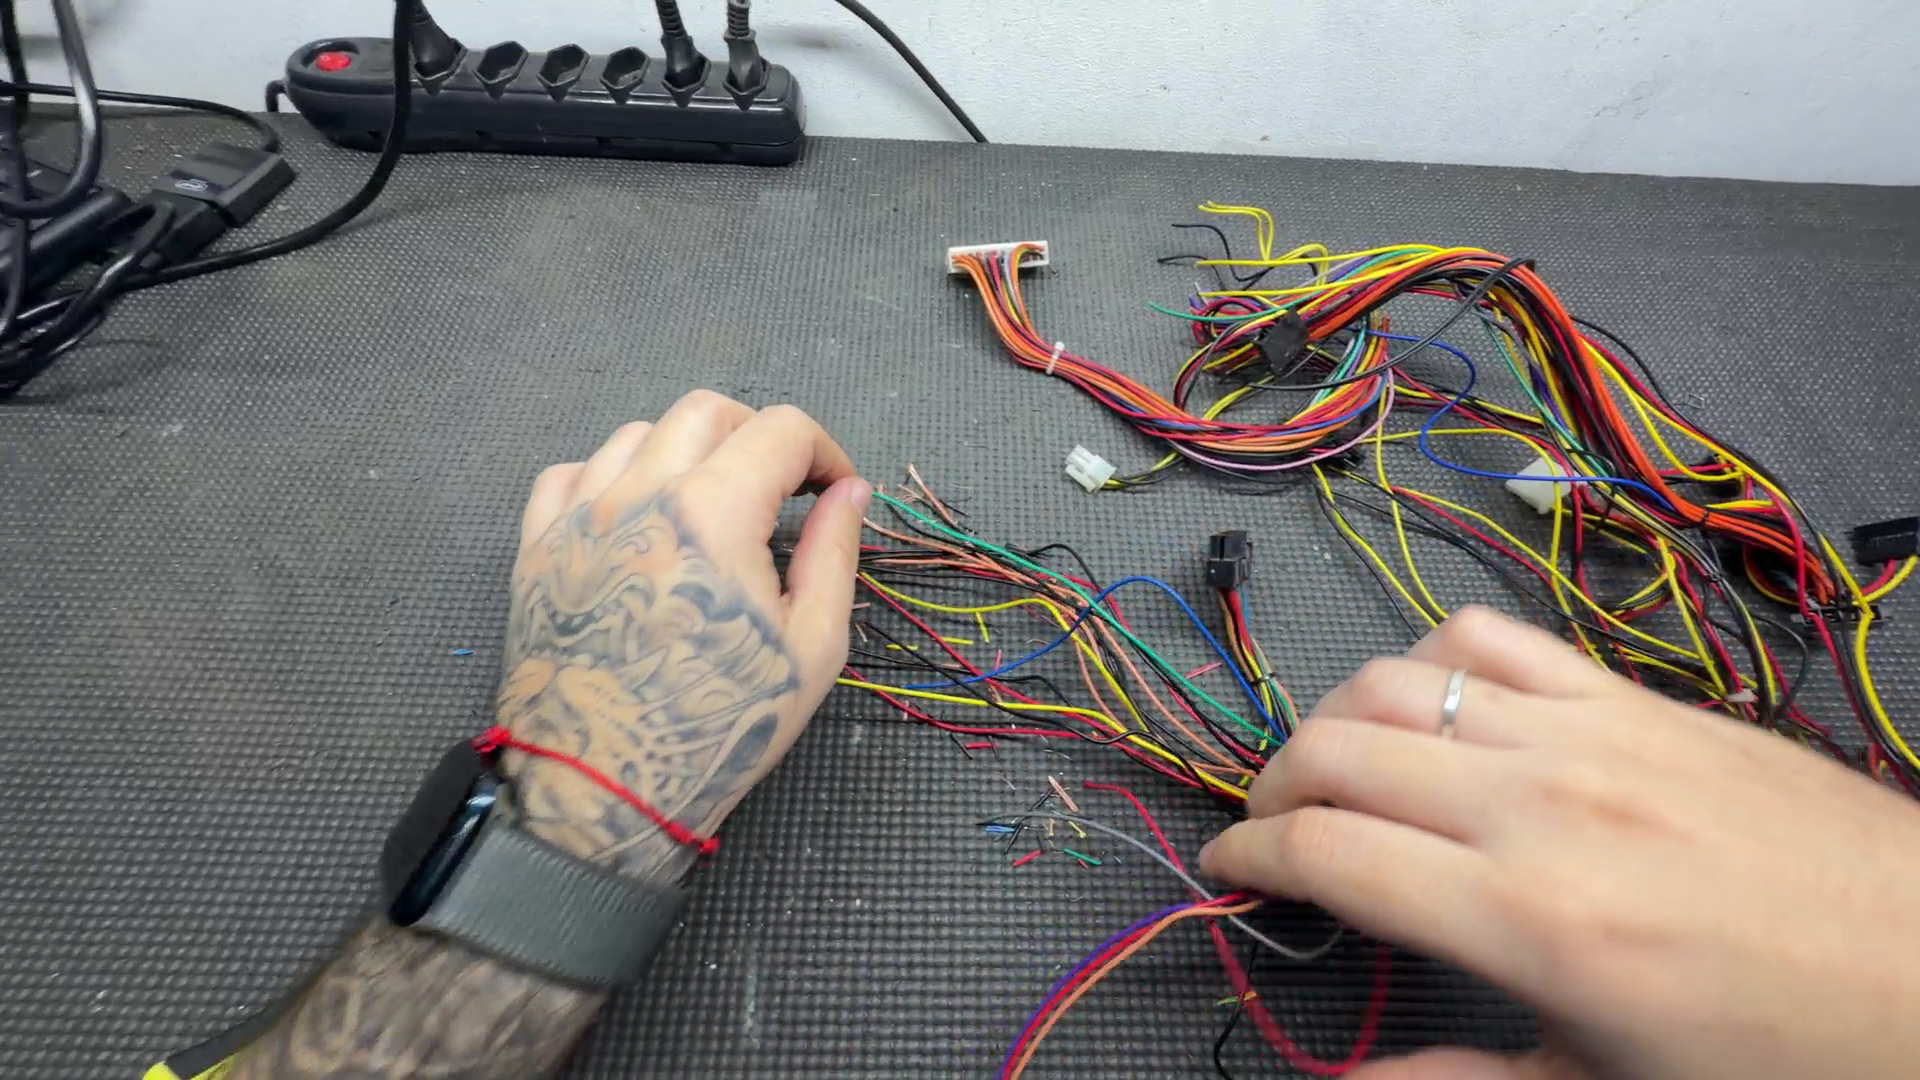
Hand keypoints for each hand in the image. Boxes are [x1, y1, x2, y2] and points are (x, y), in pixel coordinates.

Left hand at [496, 390, 870, 882]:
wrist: (607, 787)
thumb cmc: (724, 720)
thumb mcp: (814, 642)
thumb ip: (835, 551)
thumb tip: (851, 491)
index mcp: (715, 511)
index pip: (782, 430)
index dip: (826, 451)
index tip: (837, 492)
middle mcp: (642, 492)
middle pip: (709, 410)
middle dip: (761, 436)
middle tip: (784, 489)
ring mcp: (580, 516)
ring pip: (640, 432)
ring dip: (693, 451)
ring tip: (715, 504)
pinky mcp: (538, 547)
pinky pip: (573, 472)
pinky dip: (617, 474)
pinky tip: (641, 514)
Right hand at [1199, 607, 1919, 1079]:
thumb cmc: (1792, 1057)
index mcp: (1532, 919)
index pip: (1326, 854)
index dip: (1250, 855)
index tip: (1225, 865)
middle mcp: (1534, 804)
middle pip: (1331, 753)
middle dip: (1270, 789)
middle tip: (1270, 825)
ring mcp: (1577, 731)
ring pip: (1386, 683)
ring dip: (1327, 722)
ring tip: (1330, 764)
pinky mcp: (1618, 693)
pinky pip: (1480, 637)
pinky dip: (1421, 657)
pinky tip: (1424, 703)